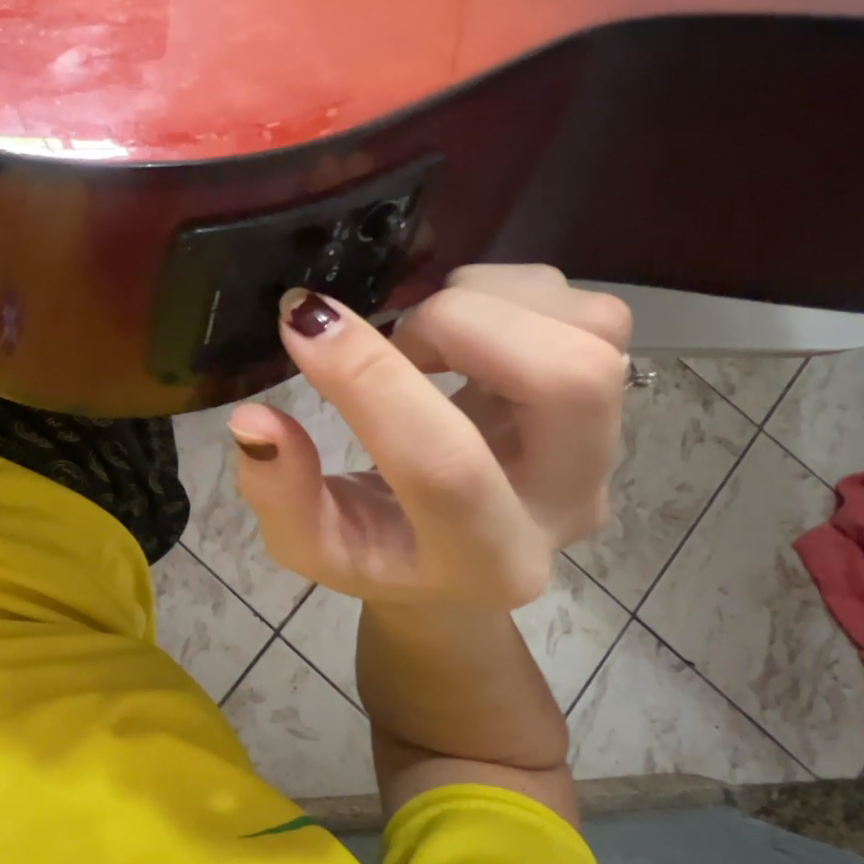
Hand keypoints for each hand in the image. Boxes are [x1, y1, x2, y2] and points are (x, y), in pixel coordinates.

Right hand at [229, 265, 631, 610]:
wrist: (460, 567)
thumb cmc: (376, 557)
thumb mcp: (306, 544)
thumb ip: (278, 491)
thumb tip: (250, 418)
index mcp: (483, 557)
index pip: (446, 464)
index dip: (370, 380)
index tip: (302, 321)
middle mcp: (565, 499)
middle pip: (568, 379)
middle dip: (458, 326)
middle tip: (394, 341)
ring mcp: (604, 447)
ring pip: (593, 331)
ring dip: (491, 304)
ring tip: (424, 339)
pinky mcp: (612, 400)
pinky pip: (592, 313)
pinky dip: (514, 296)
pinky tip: (463, 333)